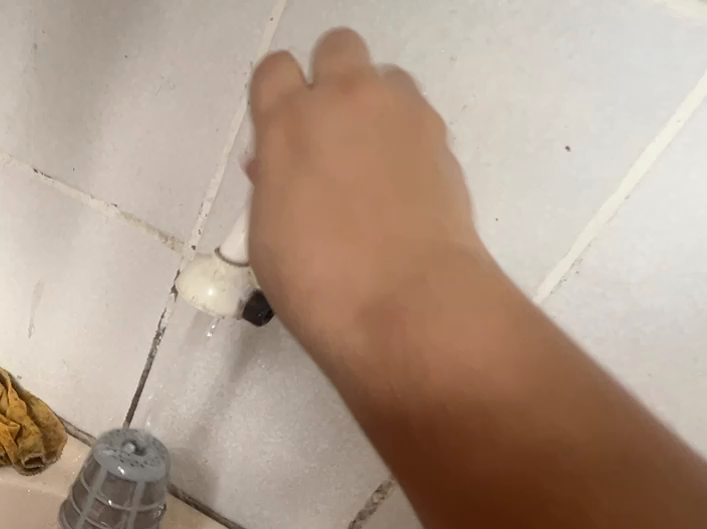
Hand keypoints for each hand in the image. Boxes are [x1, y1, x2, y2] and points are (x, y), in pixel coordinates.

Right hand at [247, 29, 489, 370]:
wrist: (404, 302)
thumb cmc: (315, 282)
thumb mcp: (266, 237)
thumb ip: (270, 185)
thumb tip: (277, 165)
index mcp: (289, 124)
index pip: (273, 70)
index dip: (273, 99)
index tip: (275, 137)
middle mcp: (347, 101)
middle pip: (336, 48)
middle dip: (327, 81)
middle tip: (324, 140)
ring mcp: (401, 112)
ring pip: (383, 78)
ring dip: (369, 108)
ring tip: (365, 168)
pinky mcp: (440, 137)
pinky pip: (414, 116)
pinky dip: (400, 140)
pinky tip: (395, 190)